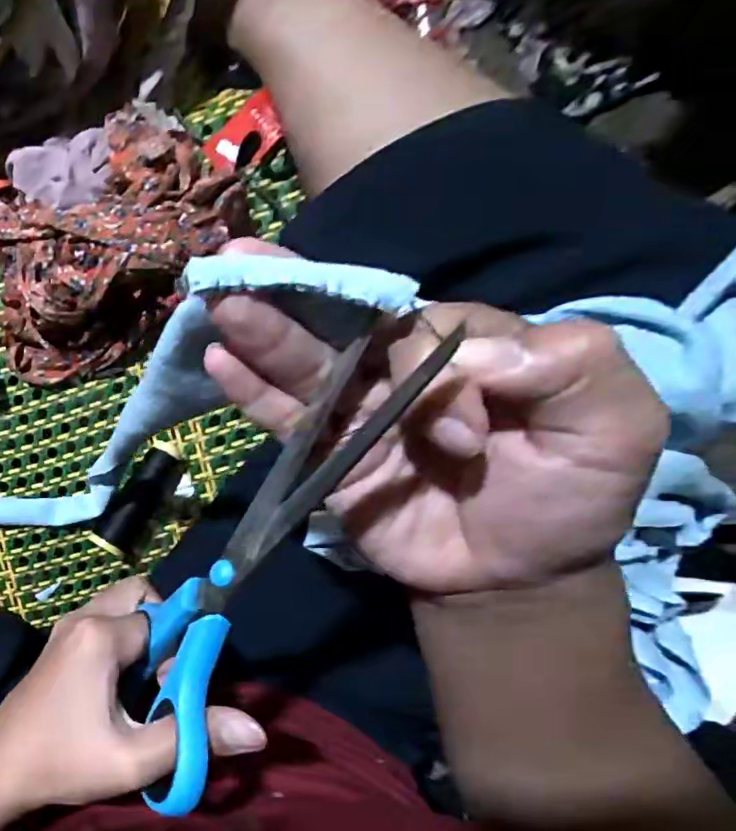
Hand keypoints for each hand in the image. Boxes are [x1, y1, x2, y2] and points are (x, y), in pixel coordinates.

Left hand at [0, 578, 267, 810]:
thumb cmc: (64, 761)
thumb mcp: (135, 758)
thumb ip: (196, 736)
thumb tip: (258, 729)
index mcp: (98, 635)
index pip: (166, 617)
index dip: (185, 650)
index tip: (178, 689)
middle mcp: (79, 620)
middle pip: (139, 595)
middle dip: (165, 628)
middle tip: (164, 679)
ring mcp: (62, 631)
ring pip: (119, 610)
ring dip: (142, 638)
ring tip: (142, 690)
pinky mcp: (55, 647)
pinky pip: (100, 626)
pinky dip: (120, 644)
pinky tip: (118, 691)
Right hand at [203, 240, 667, 595]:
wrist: (502, 571)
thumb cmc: (564, 497)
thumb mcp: (613, 429)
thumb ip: (571, 371)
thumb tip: (474, 358)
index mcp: (471, 351)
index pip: (423, 327)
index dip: (425, 368)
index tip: (459, 442)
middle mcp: (400, 372)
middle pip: (341, 323)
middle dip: (293, 288)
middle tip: (238, 259)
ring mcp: (352, 411)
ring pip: (300, 363)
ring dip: (257, 330)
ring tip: (218, 299)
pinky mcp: (317, 450)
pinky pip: (278, 414)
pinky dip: (247, 389)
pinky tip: (216, 359)